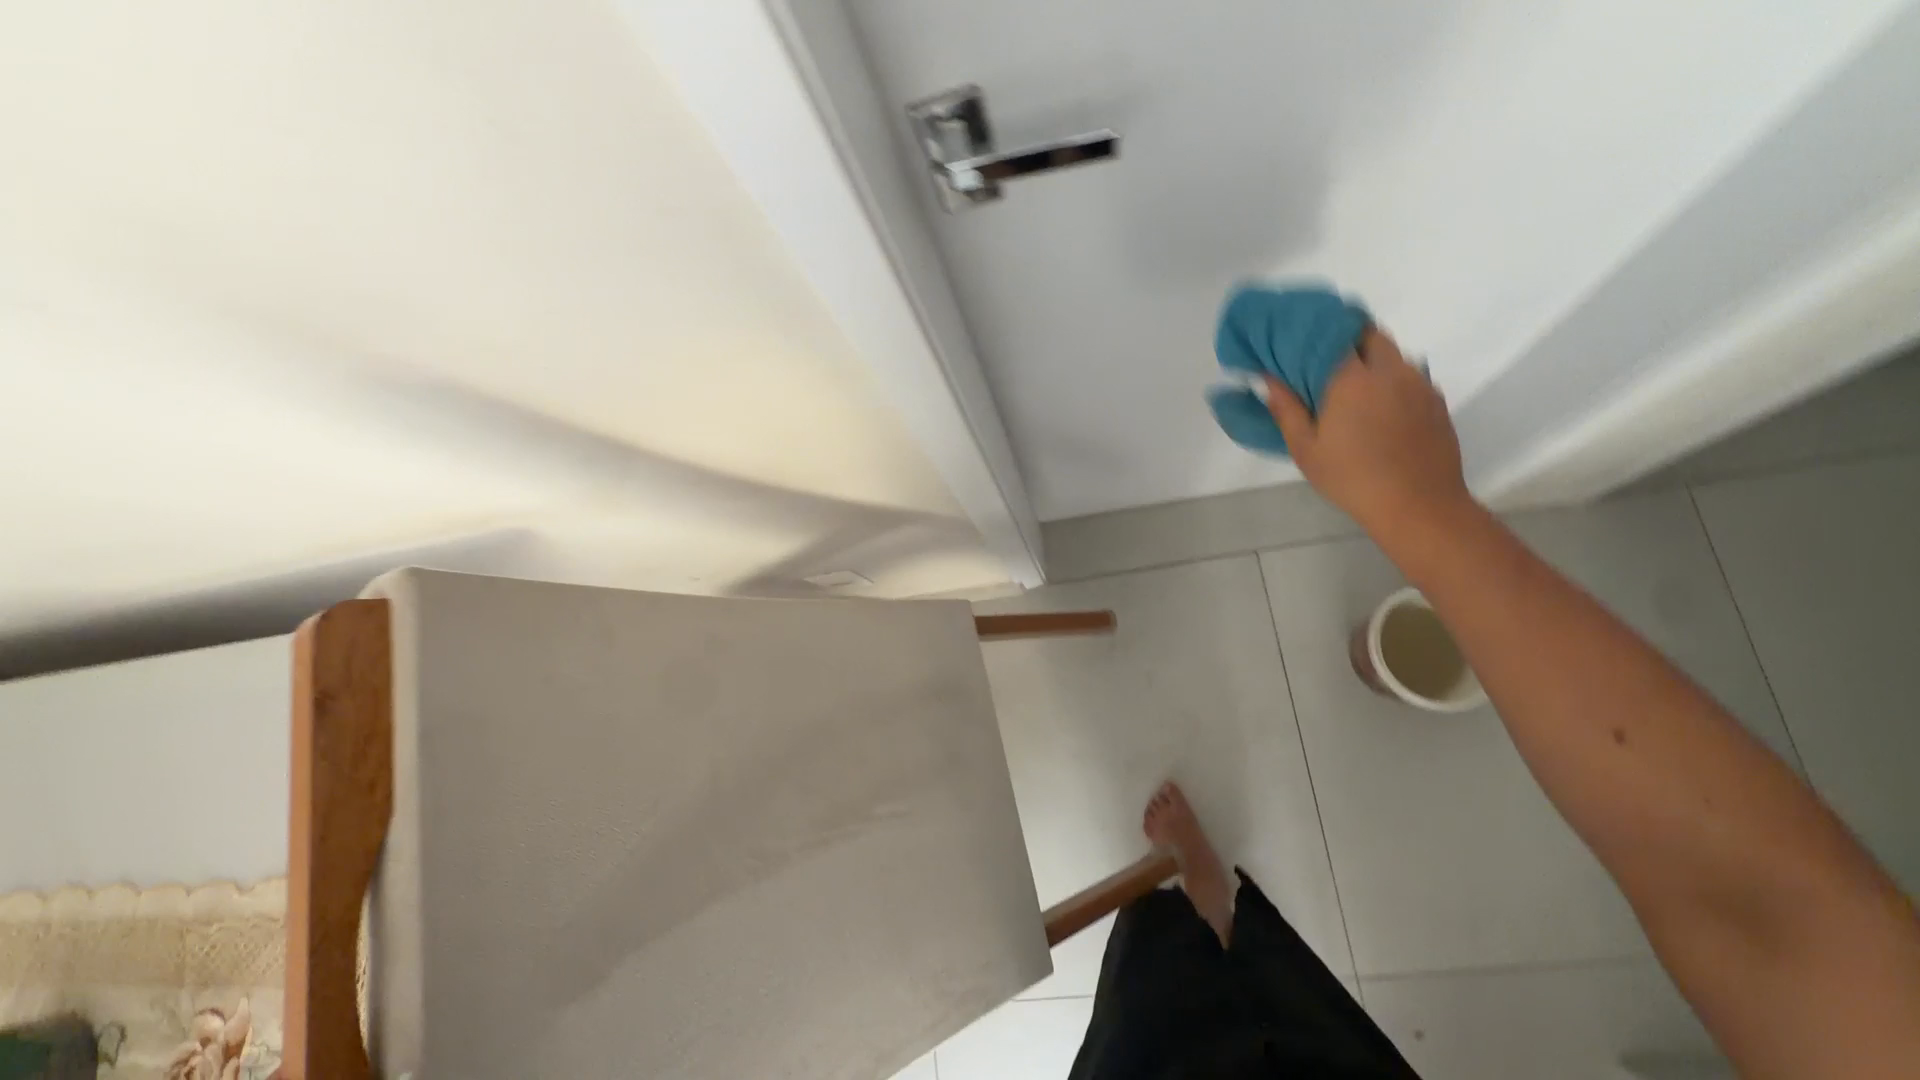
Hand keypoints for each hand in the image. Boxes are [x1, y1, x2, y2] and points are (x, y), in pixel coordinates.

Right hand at [1264, 326, 1472, 536]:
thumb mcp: (1306, 449)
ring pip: (1393, 355)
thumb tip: (1269, 378)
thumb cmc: (1352, 478)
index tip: (1300, 337)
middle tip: (1326, 360)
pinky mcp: (1435, 401)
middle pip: (1370, 334)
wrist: (1418, 505)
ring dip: (1372, 360)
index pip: (1334, 332)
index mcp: (1352, 378)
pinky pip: (1411, 377)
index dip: (1317, 329)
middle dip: (1348, 338)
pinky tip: (1381, 410)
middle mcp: (1389, 370)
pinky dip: (1393, 381)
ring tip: (1354, 387)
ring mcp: (1418, 384)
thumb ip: (1286, 409)